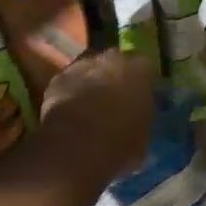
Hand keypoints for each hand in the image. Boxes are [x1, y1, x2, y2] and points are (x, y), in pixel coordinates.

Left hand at [39, 50, 157, 178]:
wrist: (77, 146)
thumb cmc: (119, 144)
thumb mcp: (142, 138)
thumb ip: (140, 120)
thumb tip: (135, 122)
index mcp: (141, 71)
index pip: (145, 70)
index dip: (140, 85)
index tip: (137, 99)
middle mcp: (114, 59)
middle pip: (116, 62)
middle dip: (114, 77)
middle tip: (112, 101)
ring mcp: (85, 64)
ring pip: (90, 69)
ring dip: (91, 83)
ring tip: (88, 108)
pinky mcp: (60, 76)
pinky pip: (69, 81)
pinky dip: (69, 92)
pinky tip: (69, 112)